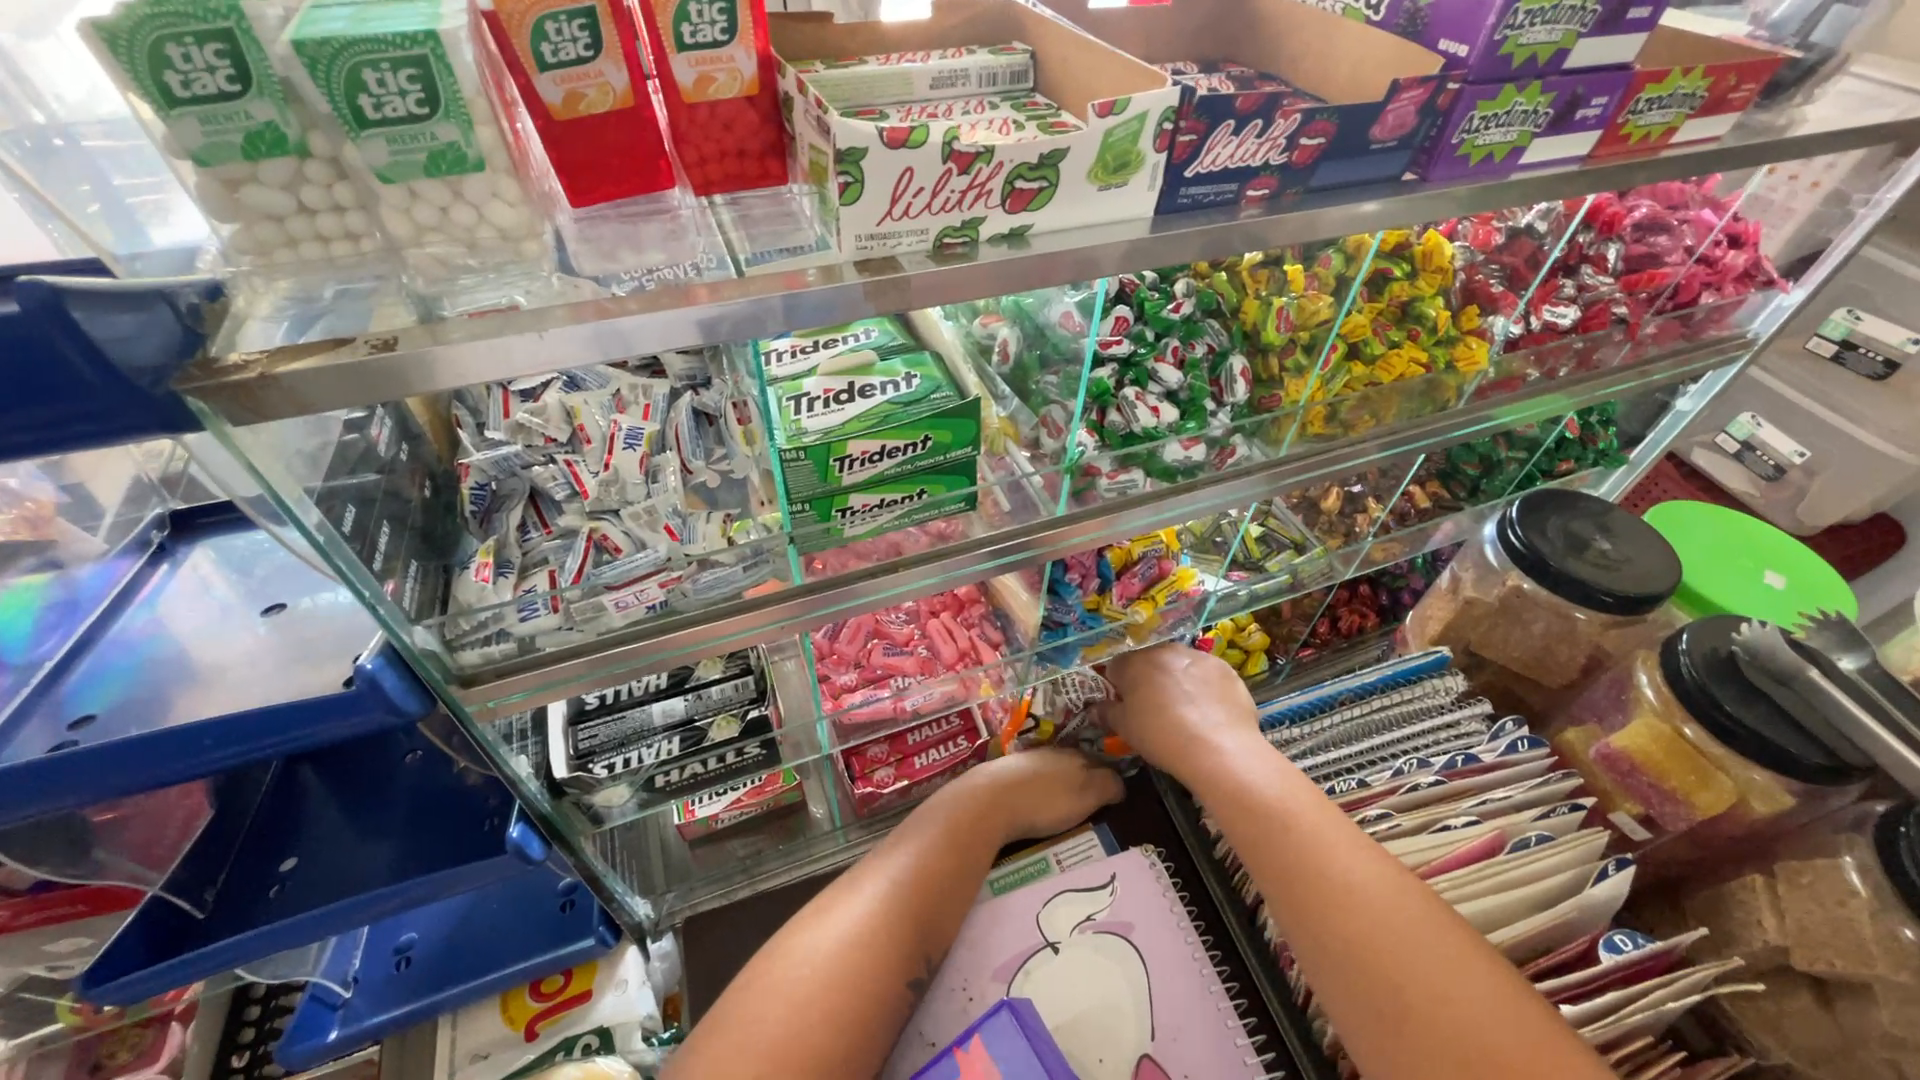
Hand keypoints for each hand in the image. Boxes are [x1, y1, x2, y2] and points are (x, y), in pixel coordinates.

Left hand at [942, 748, 1124, 844]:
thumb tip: (1121, 784)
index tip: (1114, 793)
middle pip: (1075, 763)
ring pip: (1050, 770)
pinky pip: (1029, 780)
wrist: (988, 800)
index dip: (1109, 776)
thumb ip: (1107, 786)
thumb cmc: (1045, 802)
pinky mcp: (1004, 774)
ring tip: (1063, 803)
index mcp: (1076, 755)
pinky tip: (1034, 802)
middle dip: (1084, 777)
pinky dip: (1036, 789)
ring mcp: (1025, 760)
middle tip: (1090, 799)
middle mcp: (1052, 752)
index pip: (1100, 762)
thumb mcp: (1086, 796)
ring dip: (1058, 783)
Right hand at [1100, 644, 1264, 782]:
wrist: (1220, 750)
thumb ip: (1107, 713)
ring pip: (1179, 665)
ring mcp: (1199, 657)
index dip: (1117, 686)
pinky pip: (1206, 675)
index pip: (1116, 666)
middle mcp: (1166, 651)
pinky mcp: (1226, 669)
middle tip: (1153, 709)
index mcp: (1136, 662)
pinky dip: (1203, 687)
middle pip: (1149, 661)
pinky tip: (1208, 712)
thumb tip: (1096, 708)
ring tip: (1185, 712)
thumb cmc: (1162, 738)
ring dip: (1176, 681)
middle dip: (1148, 680)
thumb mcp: (1125, 729)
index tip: (1124, 705)